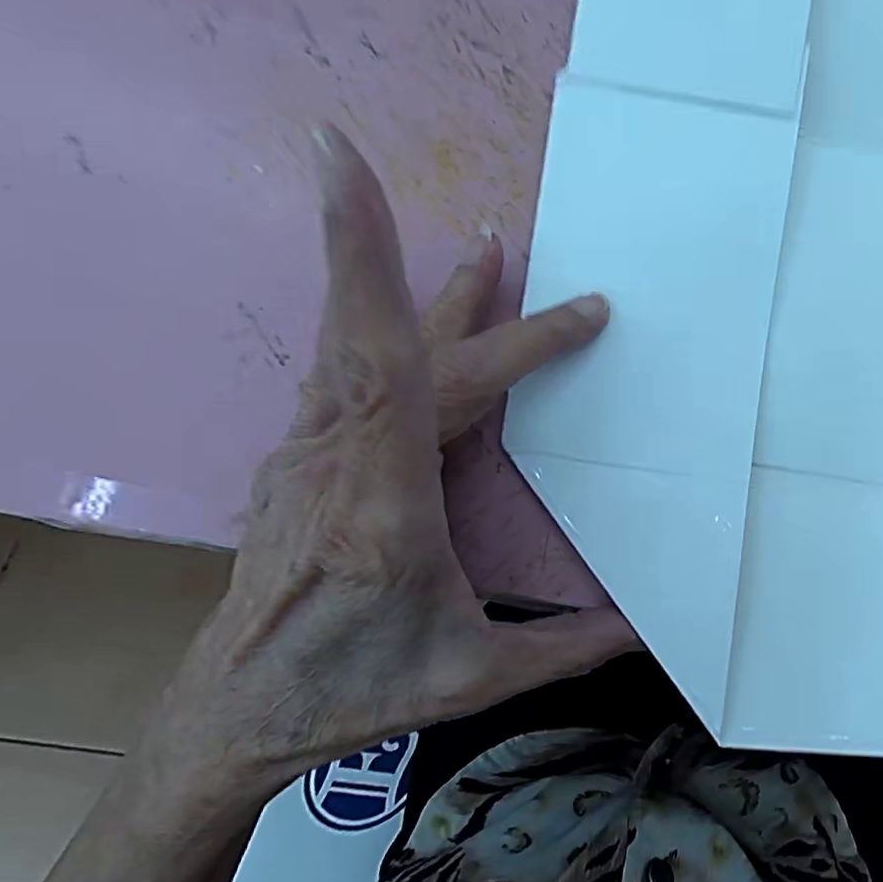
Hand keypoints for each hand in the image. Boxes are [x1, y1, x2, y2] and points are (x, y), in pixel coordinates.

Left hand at [145, 124, 636, 792]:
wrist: (236, 713)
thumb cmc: (356, 692)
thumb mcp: (475, 677)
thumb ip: (569, 647)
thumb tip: (646, 629)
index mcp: (386, 504)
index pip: (385, 367)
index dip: (369, 264)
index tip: (347, 169)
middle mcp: (340, 458)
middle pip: (401, 350)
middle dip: (468, 299)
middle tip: (518, 249)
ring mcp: (312, 452)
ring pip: (365, 347)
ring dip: (420, 293)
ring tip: (484, 260)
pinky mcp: (305, 456)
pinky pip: (352, 373)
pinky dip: (389, 326)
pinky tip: (427, 324)